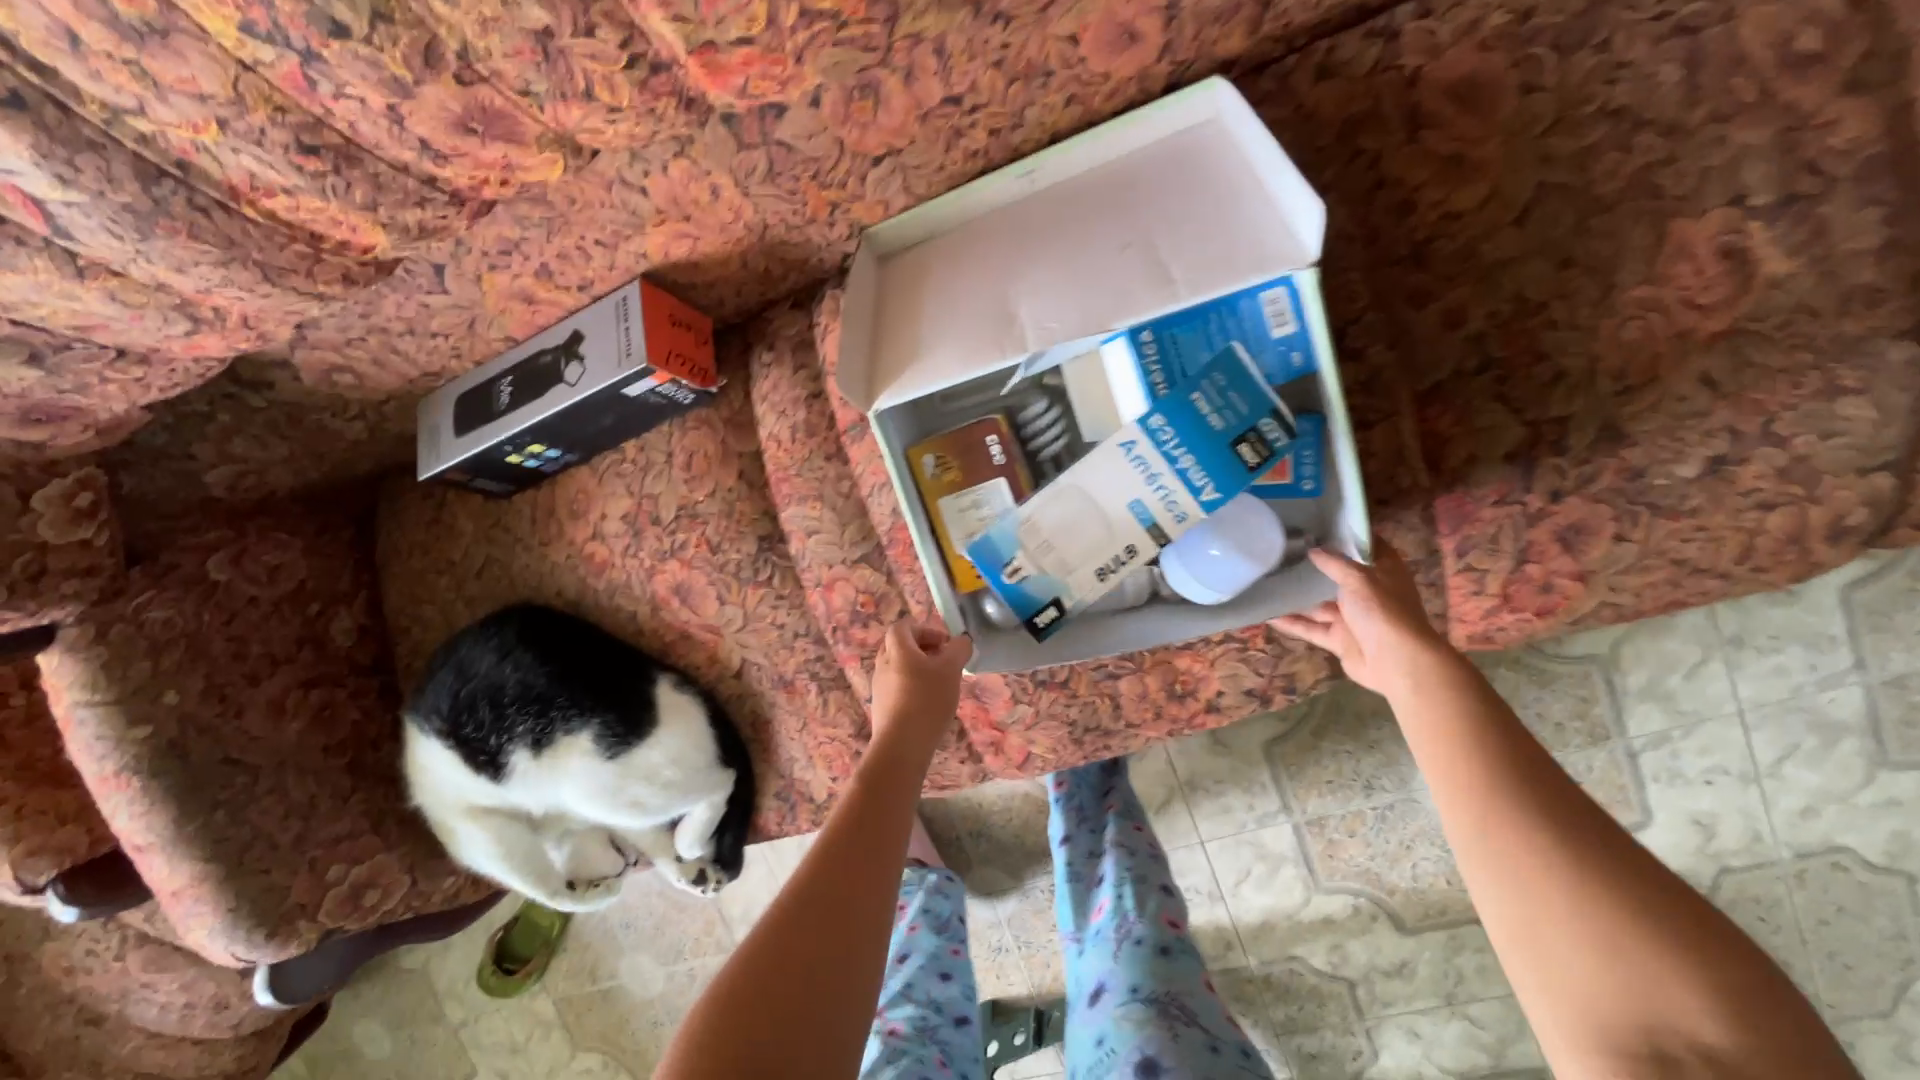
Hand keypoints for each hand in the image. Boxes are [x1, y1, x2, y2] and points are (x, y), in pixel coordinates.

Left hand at [869, 621, 972, 755]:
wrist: (901, 745)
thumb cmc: (927, 699)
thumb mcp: (950, 670)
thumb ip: (959, 650)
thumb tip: (962, 640)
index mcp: (897, 649)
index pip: (903, 626)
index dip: (926, 629)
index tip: (945, 644)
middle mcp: (883, 663)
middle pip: (900, 646)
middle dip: (923, 649)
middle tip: (944, 661)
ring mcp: (879, 686)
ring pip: (899, 668)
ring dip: (919, 669)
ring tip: (940, 684)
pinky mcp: (881, 706)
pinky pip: (897, 687)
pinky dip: (912, 687)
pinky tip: (929, 704)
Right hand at [1270, 539, 1453, 699]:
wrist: (1396, 661)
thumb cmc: (1383, 610)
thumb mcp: (1359, 578)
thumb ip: (1334, 563)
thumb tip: (1314, 550)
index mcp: (1382, 571)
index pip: (1366, 546)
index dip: (1347, 534)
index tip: (1320, 523)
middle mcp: (1368, 591)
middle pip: (1338, 574)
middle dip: (1315, 565)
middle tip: (1284, 550)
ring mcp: (1353, 616)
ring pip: (1320, 603)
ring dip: (1297, 596)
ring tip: (1269, 582)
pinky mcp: (1339, 638)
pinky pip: (1312, 628)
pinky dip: (1292, 623)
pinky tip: (1268, 615)